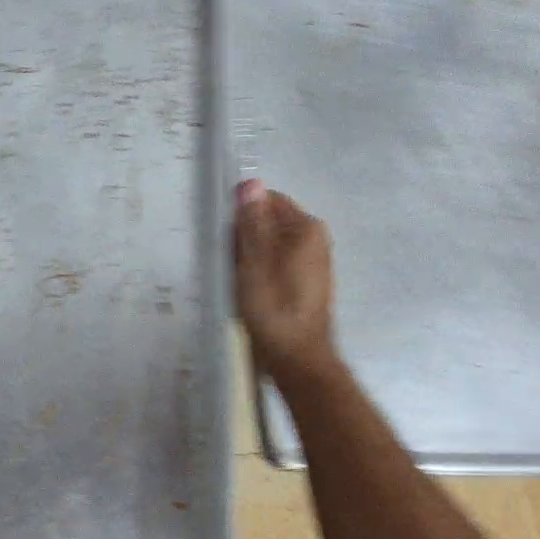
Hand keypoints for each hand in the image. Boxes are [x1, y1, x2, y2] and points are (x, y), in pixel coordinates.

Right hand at [233, 179, 338, 382]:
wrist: (297, 356)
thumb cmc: (273, 308)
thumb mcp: (254, 262)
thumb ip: (252, 221)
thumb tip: (249, 182)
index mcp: (306, 227)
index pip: (267, 200)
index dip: (241, 215)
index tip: (224, 240)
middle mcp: (314, 238)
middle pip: (268, 222)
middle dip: (244, 238)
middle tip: (228, 264)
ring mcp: (312, 261)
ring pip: (269, 245)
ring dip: (249, 258)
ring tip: (236, 280)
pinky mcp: (305, 281)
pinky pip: (275, 264)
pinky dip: (259, 272)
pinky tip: (248, 292)